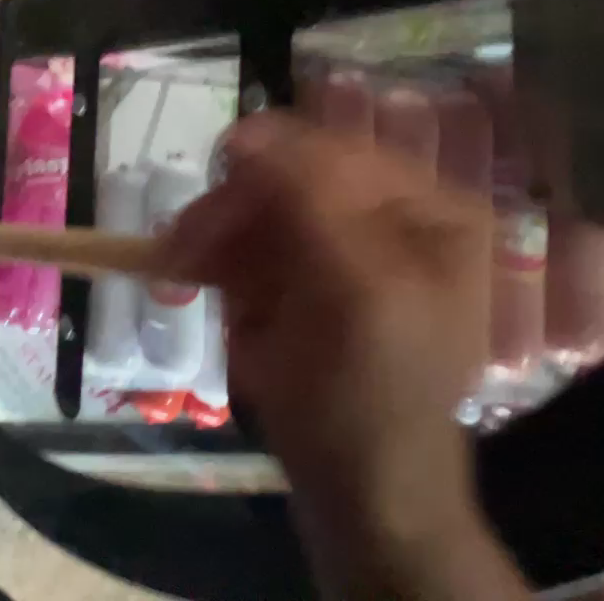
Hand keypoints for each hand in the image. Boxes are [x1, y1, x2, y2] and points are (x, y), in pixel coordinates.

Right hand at [159, 112, 520, 597]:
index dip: (268, 164)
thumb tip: (247, 131)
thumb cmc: (373, 390)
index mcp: (422, 208)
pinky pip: (225, 231)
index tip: (216, 189)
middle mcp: (373, 211)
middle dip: (229, 209)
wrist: (351, 472)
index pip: (330, 149)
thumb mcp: (361, 291)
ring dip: (204, 231)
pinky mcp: (277, 262)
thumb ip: (316, 203)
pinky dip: (200, 251)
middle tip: (187, 247)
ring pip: (240, 199)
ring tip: (180, 268)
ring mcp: (321, 236)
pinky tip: (189, 276)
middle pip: (277, 171)